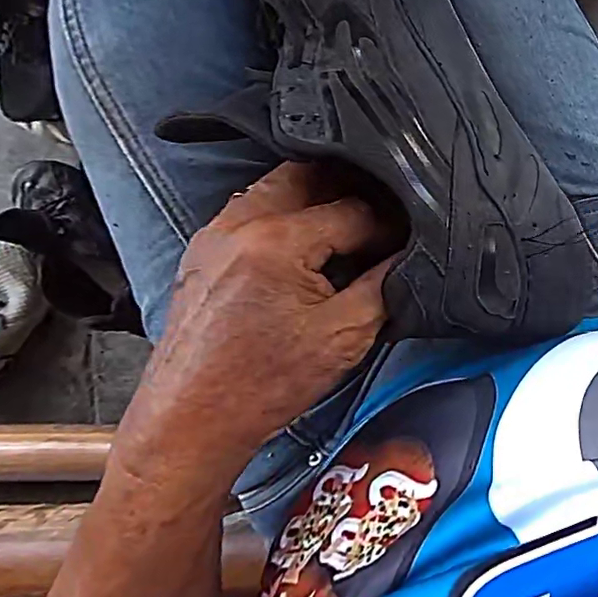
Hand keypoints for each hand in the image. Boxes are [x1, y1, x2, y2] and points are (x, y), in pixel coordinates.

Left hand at [117, 162, 401, 483]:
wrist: (190, 422)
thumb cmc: (263, 384)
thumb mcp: (346, 334)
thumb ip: (384, 283)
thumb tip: (406, 256)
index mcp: (278, 240)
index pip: (354, 211)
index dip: (389, 225)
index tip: (404, 242)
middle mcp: (241, 223)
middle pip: (310, 174)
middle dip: (353, 187)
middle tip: (381, 210)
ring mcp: (215, 234)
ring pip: (278, 185)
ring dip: (318, 193)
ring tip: (349, 220)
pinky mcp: (203, 251)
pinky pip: (253, 208)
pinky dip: (287, 210)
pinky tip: (307, 239)